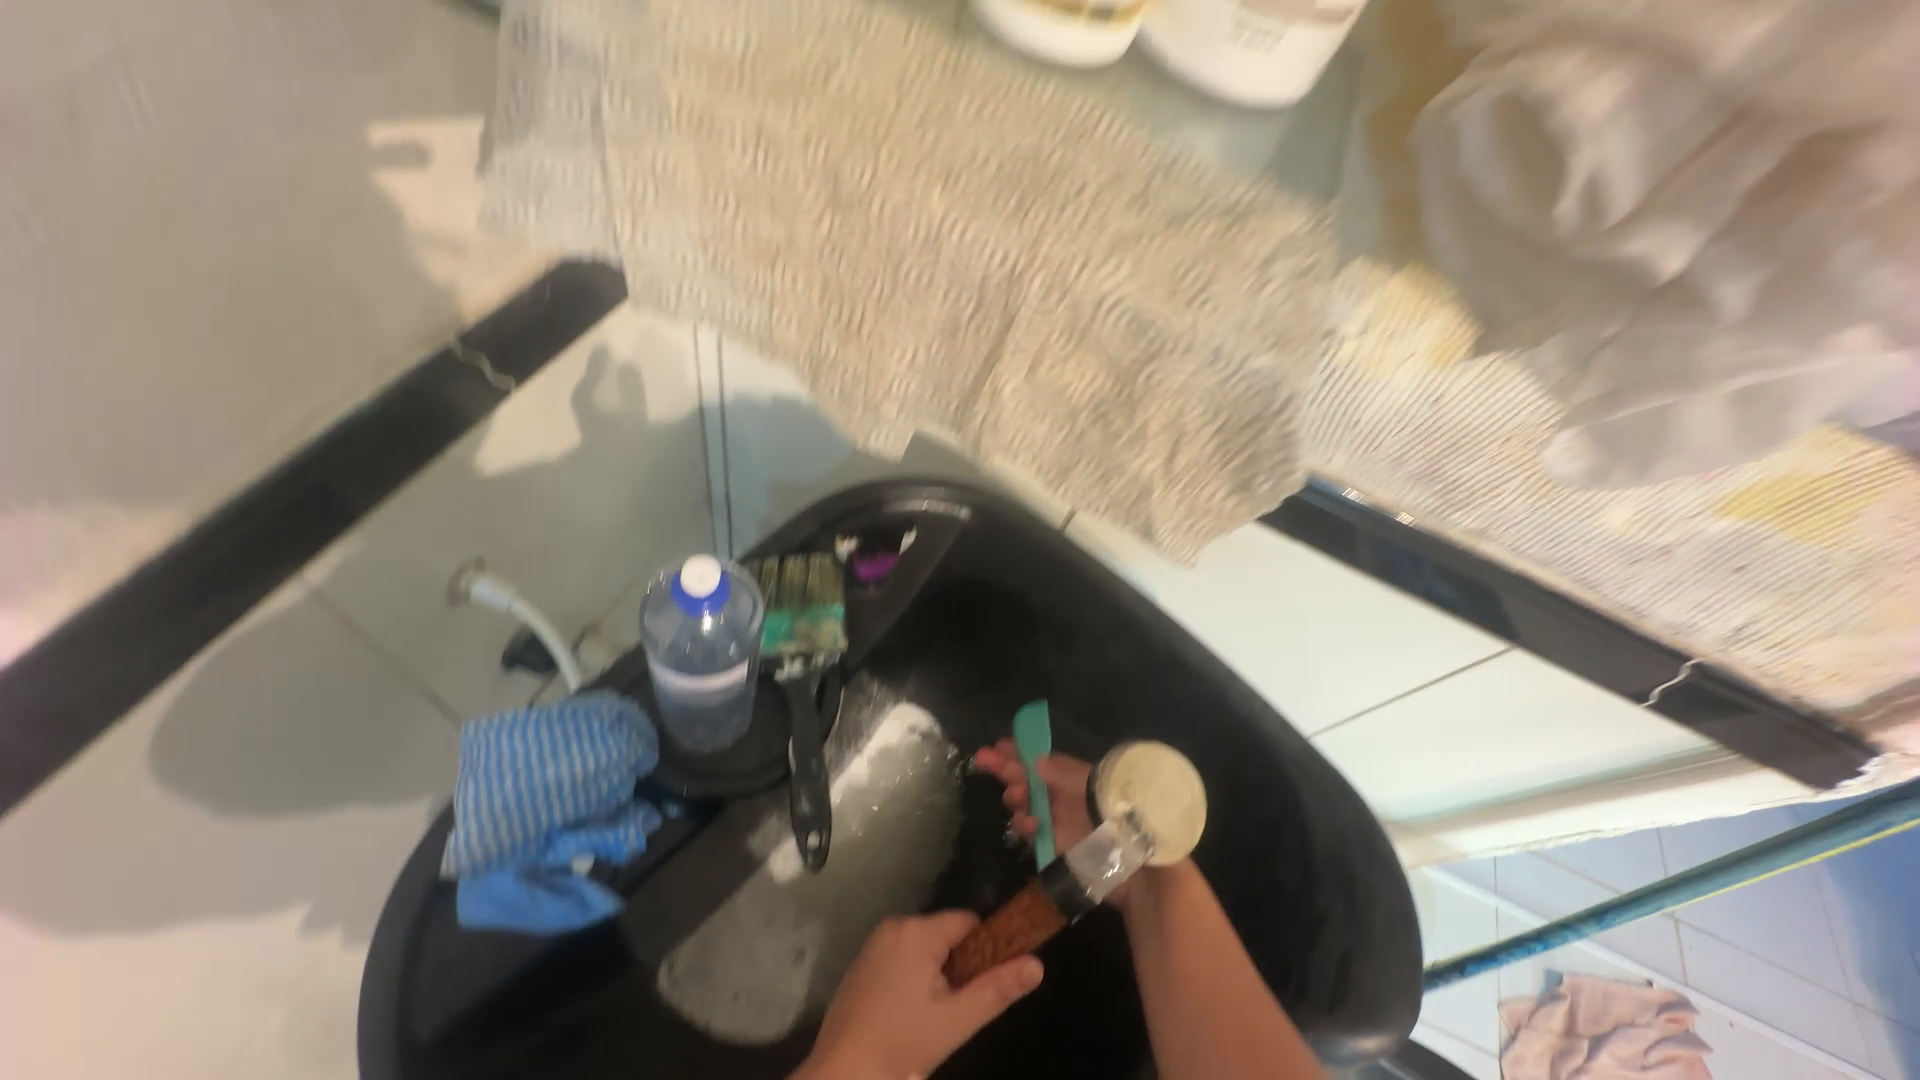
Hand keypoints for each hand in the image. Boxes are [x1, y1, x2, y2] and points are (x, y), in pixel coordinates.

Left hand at [796, 912, 1043, 1079]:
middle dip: (958, 967)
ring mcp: (873, 944)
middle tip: (957, 1008)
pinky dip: (913, 979)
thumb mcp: (957, 1021)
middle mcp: (893, 926)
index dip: (985, 950)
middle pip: (946, 935)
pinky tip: (909, 1016)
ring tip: (932, 1016)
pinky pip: (901, 959)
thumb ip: (998, 989)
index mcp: (916, 931)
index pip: (968, 922)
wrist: (842, 1074)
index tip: (986, 984)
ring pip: (924, 949)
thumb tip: (1037, 964)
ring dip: (936, 975)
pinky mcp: (861, 964)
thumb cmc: (901, 1043)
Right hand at [972, 743, 1147, 907]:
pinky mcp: (1053, 843)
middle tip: (982, 760)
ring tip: (1016, 798)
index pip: (1038, 759)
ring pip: (1024, 804)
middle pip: (1025, 778)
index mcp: (1070, 776)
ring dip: (1015, 796)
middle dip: (1005, 768)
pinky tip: (1028, 824)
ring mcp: (1055, 819)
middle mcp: (1060, 794)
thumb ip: (1061, 773)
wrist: (1132, 857)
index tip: (995, 746)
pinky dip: (1024, 825)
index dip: (1017, 752)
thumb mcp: (1088, 785)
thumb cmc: (1112, 812)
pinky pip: (1030, 831)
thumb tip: (1034, 762)